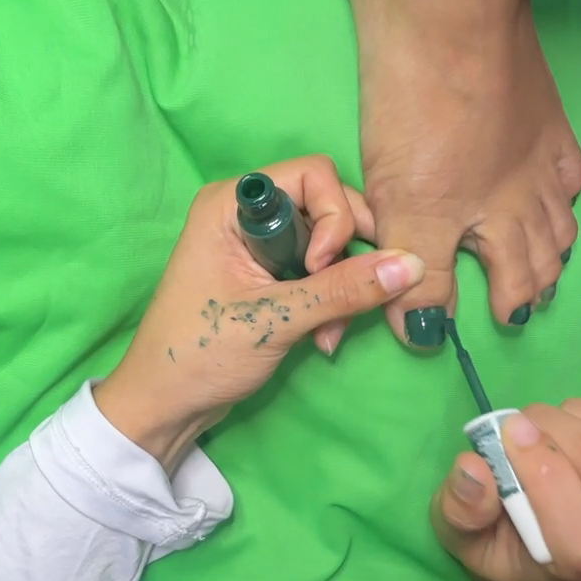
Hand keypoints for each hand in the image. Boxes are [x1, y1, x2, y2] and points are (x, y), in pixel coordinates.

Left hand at [96, 156, 425, 468]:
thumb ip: (343, 290)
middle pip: (329, 207)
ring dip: (343, 289)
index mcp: (232, 204)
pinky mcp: (270, 276)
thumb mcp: (275, 319)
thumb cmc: (201, 354)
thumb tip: (414, 265)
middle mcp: (247, 214)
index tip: (322, 268)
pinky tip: (324, 339)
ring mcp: (260, 246)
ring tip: (330, 334)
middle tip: (348, 303)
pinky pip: (320, 273)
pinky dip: (331, 302)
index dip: (334, 216)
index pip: (312, 176)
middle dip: (347, 258)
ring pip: (331, 245)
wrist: (166, 404)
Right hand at [432, 395, 580, 580]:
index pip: (579, 520)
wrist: (548, 569)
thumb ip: (460, 510)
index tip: (505, 434)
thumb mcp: (461, 541)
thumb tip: (473, 466)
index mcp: (571, 561)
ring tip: (554, 426)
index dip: (540, 465)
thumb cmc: (501, 549)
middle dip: (554, 427)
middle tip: (518, 428)